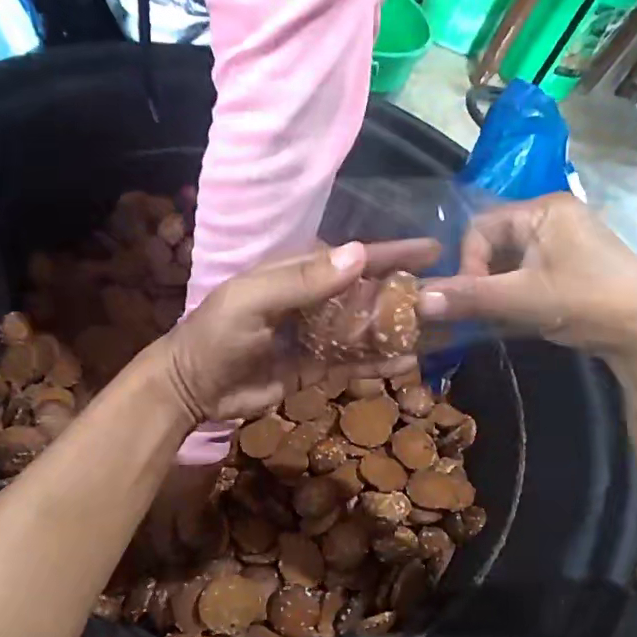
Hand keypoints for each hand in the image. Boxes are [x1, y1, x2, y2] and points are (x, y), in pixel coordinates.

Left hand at [154, 239, 440, 423]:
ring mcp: (314, 337)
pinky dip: (378, 363)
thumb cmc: (216, 335)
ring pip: (364, 330)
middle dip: (401, 293)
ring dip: (396, 329)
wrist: (192, 387)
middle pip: (365, 294)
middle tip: (445, 295)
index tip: (431, 249)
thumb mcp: (253, 300)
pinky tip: (408, 362)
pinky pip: (352, 364)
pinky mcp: (313, 369)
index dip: (390, 254)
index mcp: (296, 274)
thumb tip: (359, 254)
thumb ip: (302, 280)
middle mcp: (311, 302)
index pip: (351, 259)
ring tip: (438, 329)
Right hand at [418, 193, 636, 357]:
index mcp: (543, 210)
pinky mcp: (570, 264)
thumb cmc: (587, 303)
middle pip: (492, 243)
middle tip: (480, 310)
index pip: (480, 227)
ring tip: (496, 316)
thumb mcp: (523, 299)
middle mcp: (552, 216)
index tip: (469, 298)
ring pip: (507, 261)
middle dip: (480, 278)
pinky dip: (512, 293)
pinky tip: (514, 316)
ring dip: (494, 289)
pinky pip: (525, 272)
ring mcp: (563, 241)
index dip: (467, 263)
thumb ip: (469, 297)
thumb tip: (417, 300)